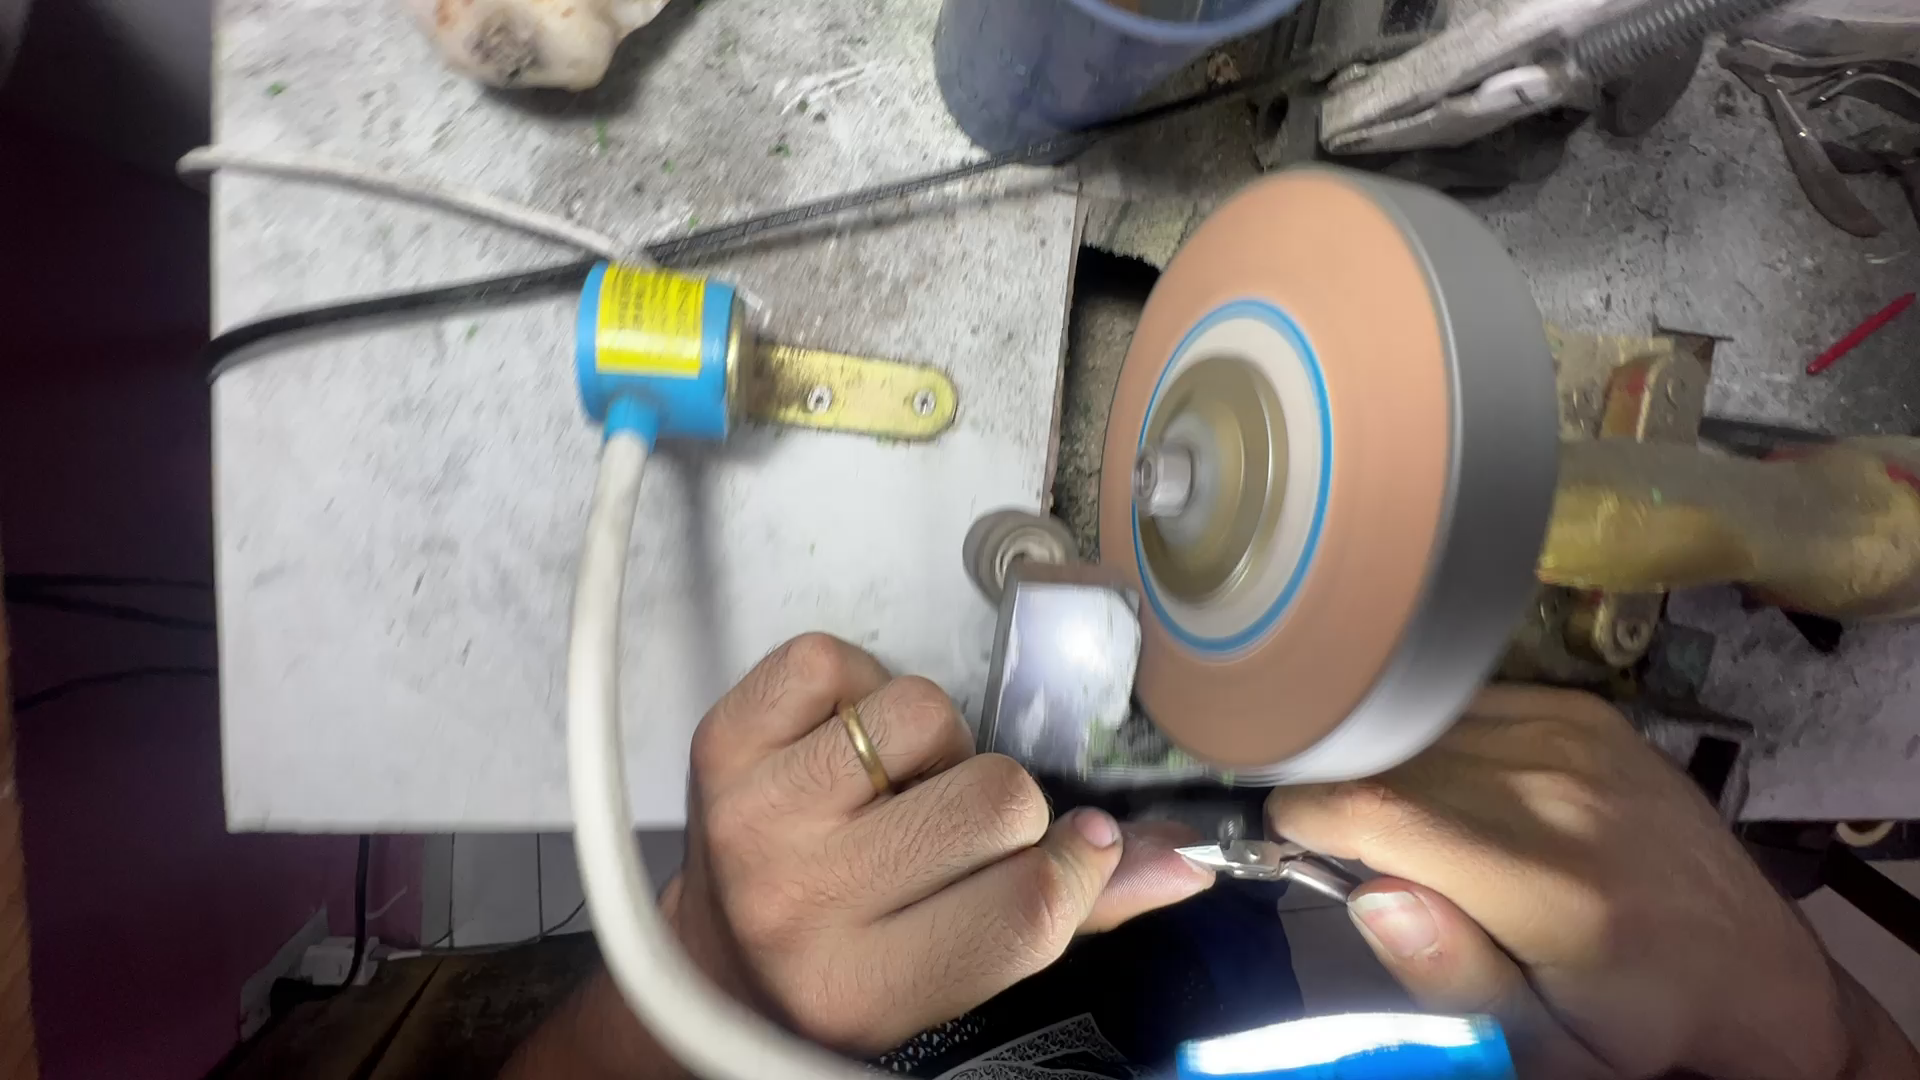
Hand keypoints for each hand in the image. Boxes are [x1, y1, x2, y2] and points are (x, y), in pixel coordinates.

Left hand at [664, 633, 1213, 1054]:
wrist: (717, 954)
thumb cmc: (852, 959)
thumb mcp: (955, 966)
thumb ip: (1071, 913)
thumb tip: (1179, 859)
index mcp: (865, 989)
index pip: (1027, 909)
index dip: (1078, 859)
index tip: (1078, 839)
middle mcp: (800, 904)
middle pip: (994, 796)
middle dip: (996, 798)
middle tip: (949, 820)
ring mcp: (754, 813)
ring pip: (926, 711)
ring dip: (931, 740)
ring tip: (893, 781)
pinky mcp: (721, 739)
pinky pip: (831, 658)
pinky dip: (857, 682)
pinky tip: (840, 738)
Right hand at [1266, 685, 1913, 1079]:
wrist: (1756, 970)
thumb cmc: (1628, 1017)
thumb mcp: (1538, 1042)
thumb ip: (1447, 975)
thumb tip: (1372, 894)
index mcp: (1551, 883)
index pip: (1371, 808)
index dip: (1305, 817)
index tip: (1296, 840)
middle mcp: (1557, 788)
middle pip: (1378, 760)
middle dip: (1341, 798)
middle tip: (1365, 847)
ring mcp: (1567, 734)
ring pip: (1406, 728)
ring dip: (1386, 770)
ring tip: (1425, 822)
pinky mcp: (1571, 706)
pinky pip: (1449, 708)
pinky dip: (1430, 745)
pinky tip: (1464, 785)